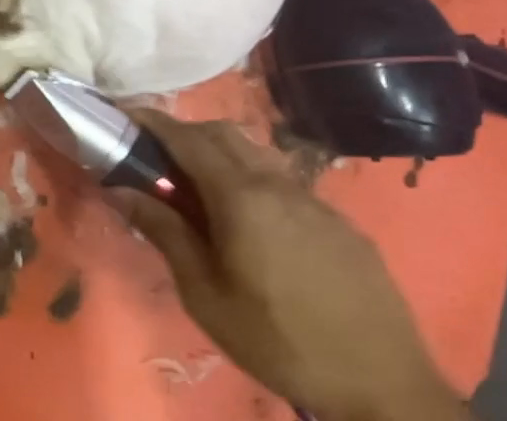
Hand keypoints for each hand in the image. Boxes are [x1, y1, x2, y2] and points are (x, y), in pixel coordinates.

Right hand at [111, 112, 467, 420]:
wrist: (386, 390)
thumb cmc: (279, 340)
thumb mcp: (203, 293)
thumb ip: (164, 232)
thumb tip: (119, 190)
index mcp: (242, 198)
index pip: (188, 138)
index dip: (151, 121)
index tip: (121, 117)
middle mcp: (281, 188)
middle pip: (225, 135)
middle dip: (184, 132)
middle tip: (152, 154)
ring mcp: (319, 206)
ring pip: (259, 156)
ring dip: (221, 155)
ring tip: (197, 188)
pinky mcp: (343, 228)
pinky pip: (287, 185)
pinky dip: (253, 182)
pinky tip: (249, 224)